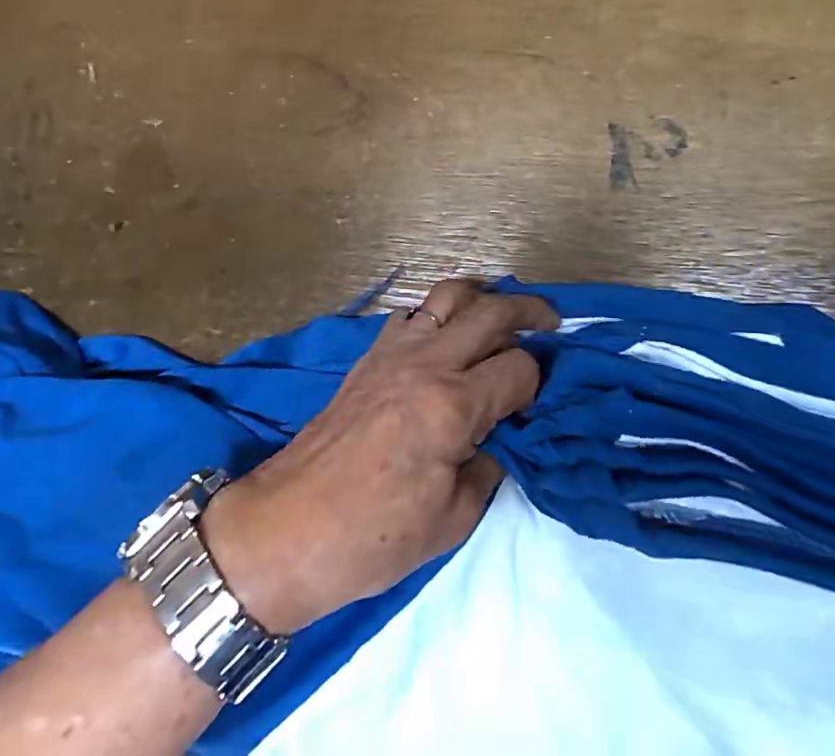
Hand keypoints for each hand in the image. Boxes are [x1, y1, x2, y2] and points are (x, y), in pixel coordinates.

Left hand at [202, 279, 558, 633]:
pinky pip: (411, 315)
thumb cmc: (371, 539)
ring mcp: (392, 354)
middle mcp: (425, 364)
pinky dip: (438, 315)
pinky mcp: (368, 359)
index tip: (535, 404)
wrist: (284, 533)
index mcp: (452, 406)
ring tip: (500, 318)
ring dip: (482, 300)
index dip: (538, 383)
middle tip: (550, 324)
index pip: (519, 367)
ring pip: (448, 295)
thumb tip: (500, 437)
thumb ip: (489, 466)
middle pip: (492, 311)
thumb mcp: (453, 520)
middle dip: (530, 313)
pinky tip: (446, 340)